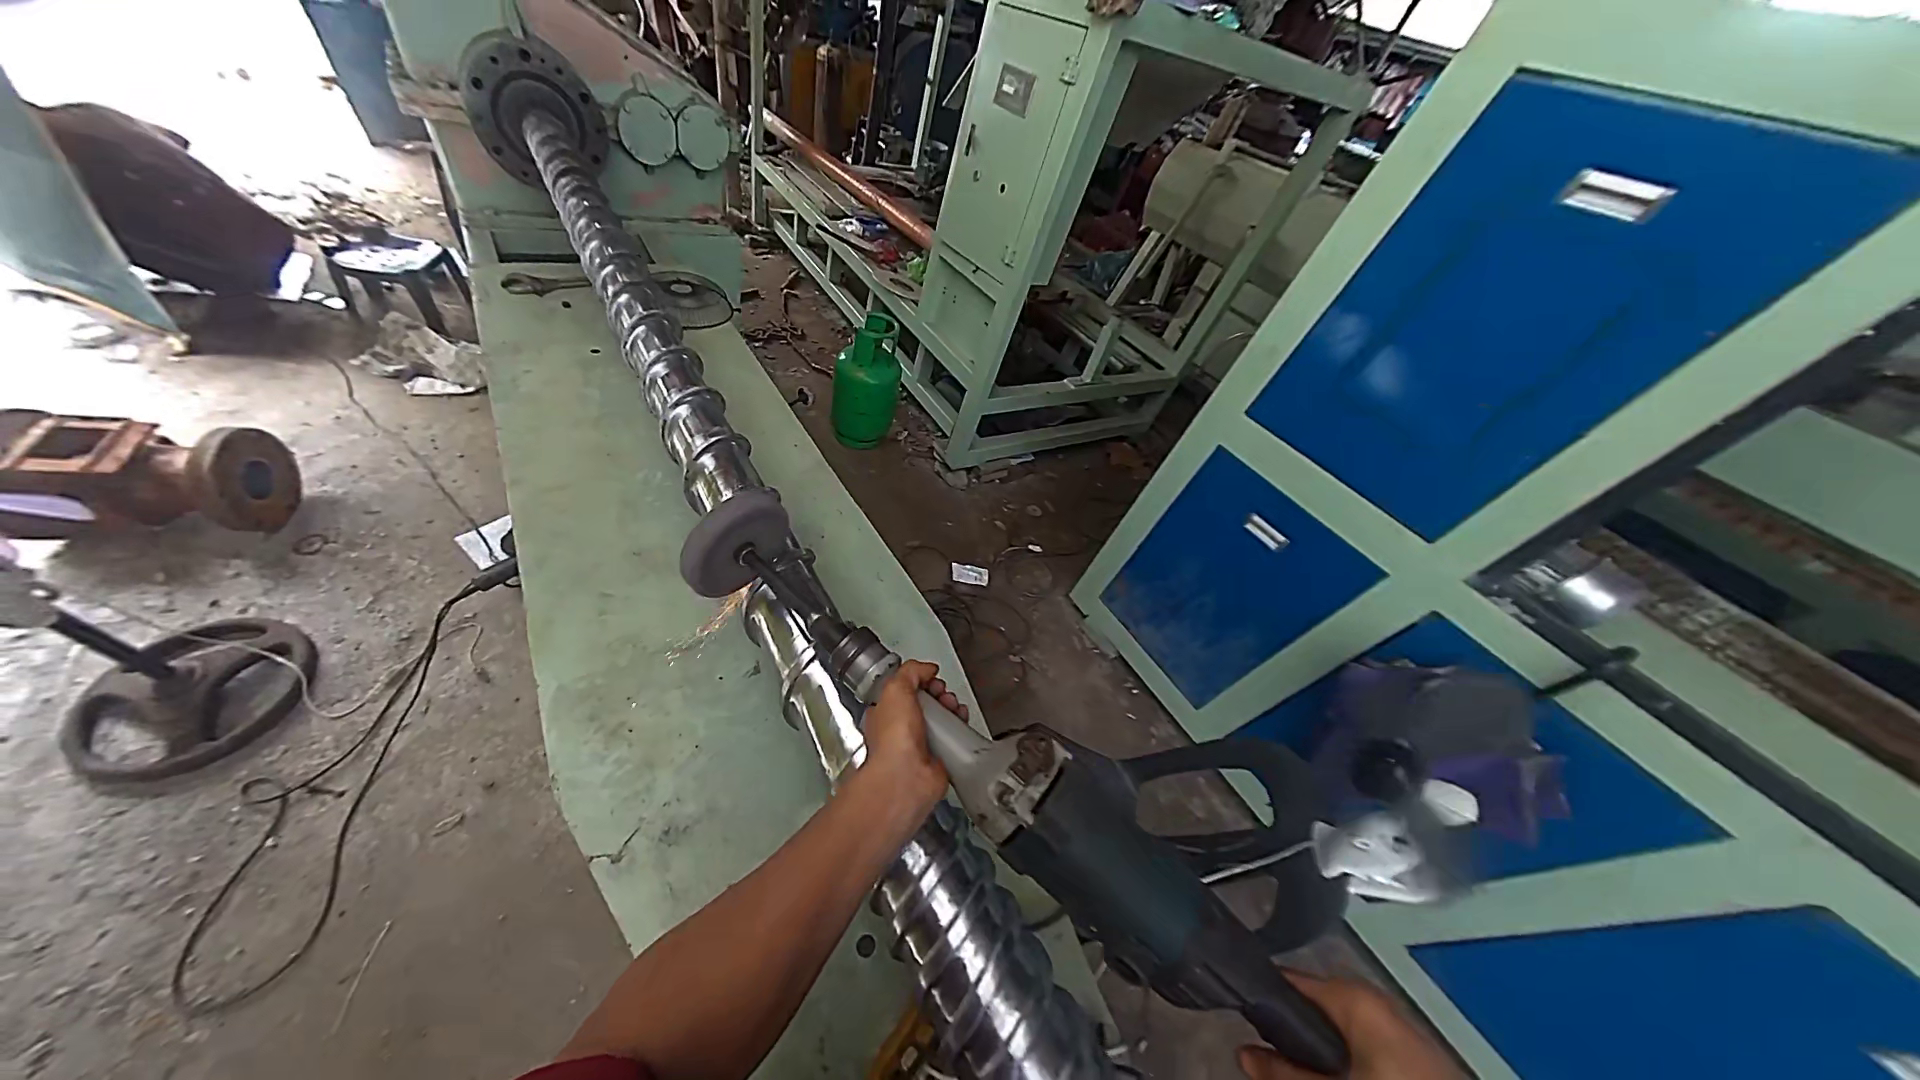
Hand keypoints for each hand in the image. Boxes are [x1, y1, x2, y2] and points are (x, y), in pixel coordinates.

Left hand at [861, 660, 958, 808]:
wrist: (907, 776)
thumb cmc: (893, 738)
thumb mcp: (896, 688)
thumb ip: (911, 672)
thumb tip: (927, 668)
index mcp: (885, 711)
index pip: (905, 688)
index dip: (920, 680)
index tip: (930, 678)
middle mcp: (902, 728)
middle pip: (927, 701)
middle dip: (939, 693)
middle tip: (943, 693)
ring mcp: (921, 743)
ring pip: (941, 717)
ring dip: (951, 707)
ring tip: (953, 707)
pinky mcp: (939, 756)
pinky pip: (953, 736)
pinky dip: (960, 726)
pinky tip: (960, 721)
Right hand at [1239, 973, 1463, 1079]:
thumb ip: (1285, 1073)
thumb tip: (1245, 1053)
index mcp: (1352, 996)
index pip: (1285, 981)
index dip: (1259, 1004)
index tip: (1240, 1029)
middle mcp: (1372, 1003)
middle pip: (1308, 1010)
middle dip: (1289, 1040)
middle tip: (1269, 1070)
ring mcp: (1395, 1032)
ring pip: (1334, 1036)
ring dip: (1314, 1060)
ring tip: (1296, 1078)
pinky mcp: (1409, 1061)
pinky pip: (1359, 1053)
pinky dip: (1342, 1069)